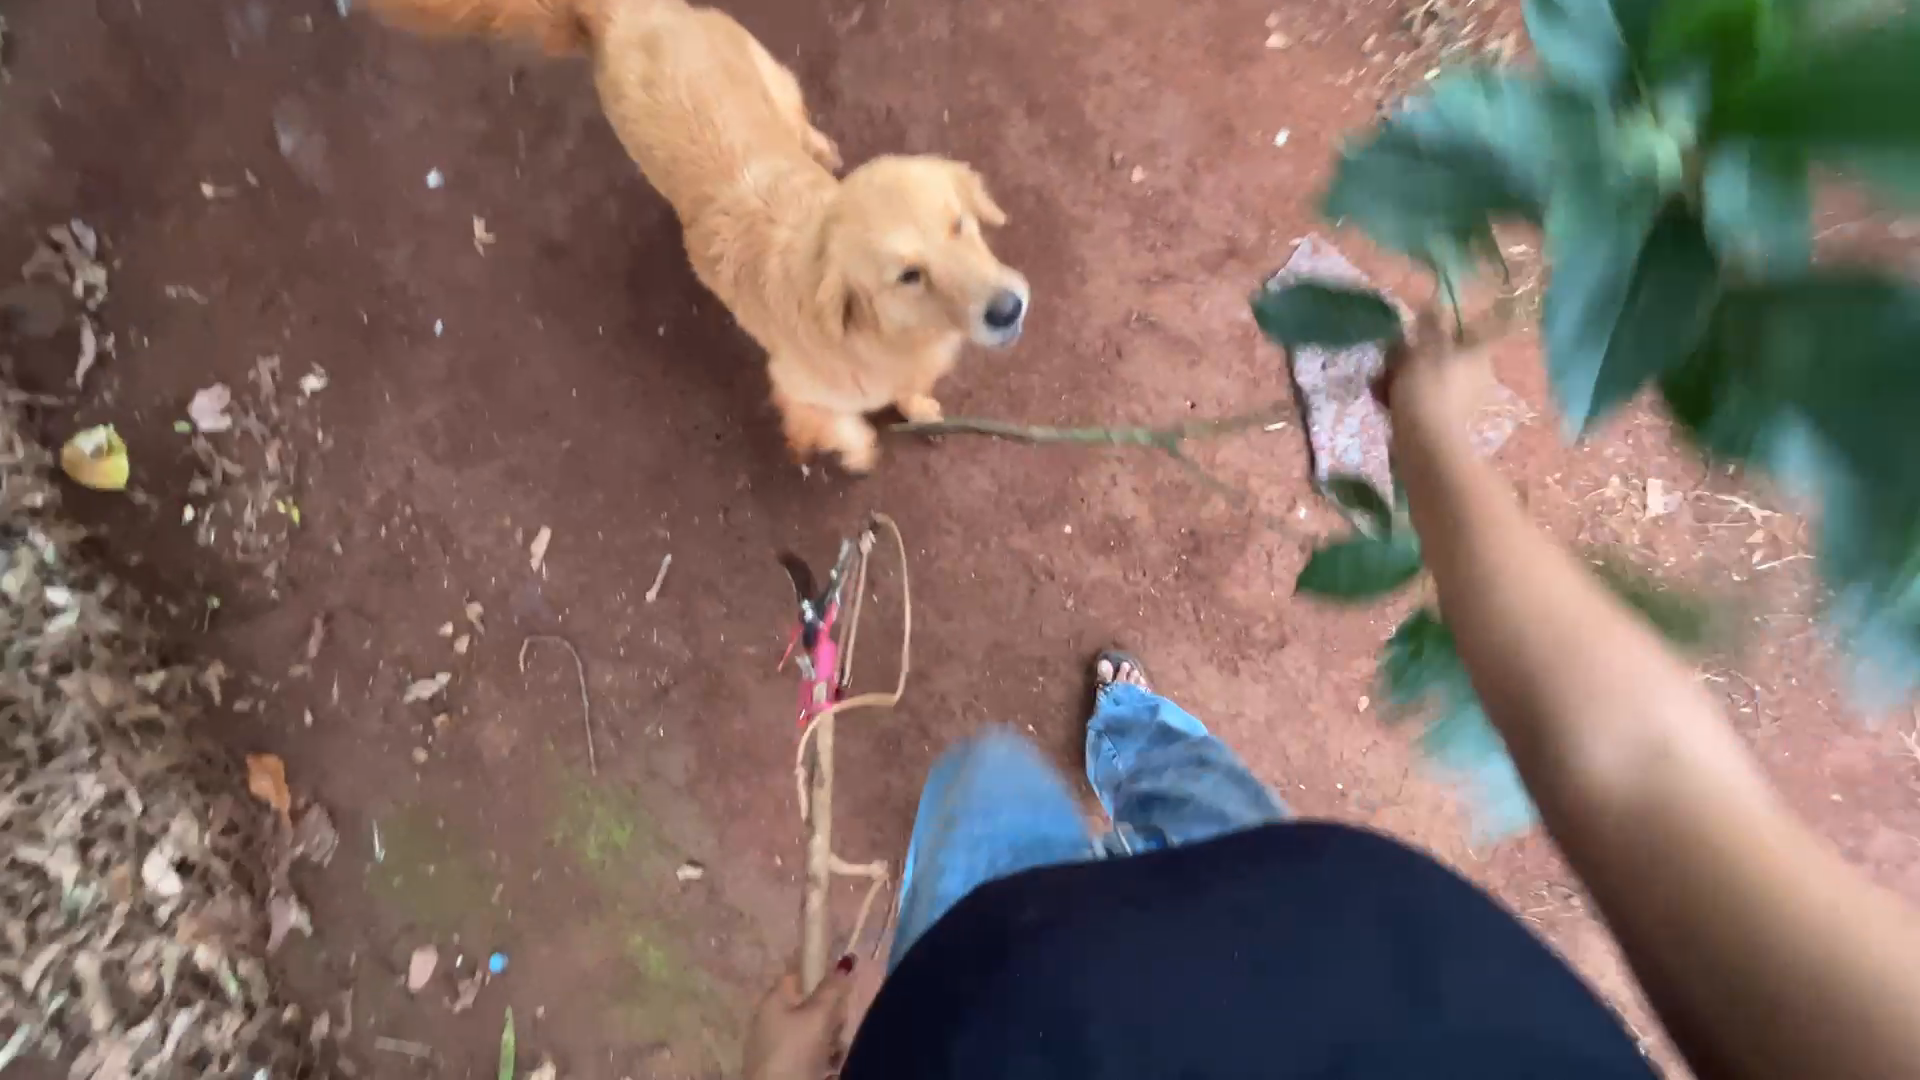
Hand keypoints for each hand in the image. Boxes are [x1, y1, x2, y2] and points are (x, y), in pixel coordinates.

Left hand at [743, 960, 857, 1079]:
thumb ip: (833, 988)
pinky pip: (808, 1049)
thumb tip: (845, 961)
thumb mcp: (818, 1016)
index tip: (842, 984)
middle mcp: (771, 1018)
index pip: (800, 971)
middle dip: (830, 1010)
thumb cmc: (795, 1052)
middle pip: (810, 1001)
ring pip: (812, 1027)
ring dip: (829, 1034)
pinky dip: (821, 1053)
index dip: (822, 971)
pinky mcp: (781, 1067)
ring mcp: (775, 1044)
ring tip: (835, 1048)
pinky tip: (829, 1063)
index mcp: (774, 999)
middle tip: (839, 1022)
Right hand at [1374, 309, 1496, 435]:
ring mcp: (1460, 396)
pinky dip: (1402, 396)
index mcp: (1477, 351)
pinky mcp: (1442, 417)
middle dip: (1412, 353)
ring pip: (1427, 375)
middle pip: (1441, 352)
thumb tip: (1436, 299)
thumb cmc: (1427, 390)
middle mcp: (1475, 371)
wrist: (1426, 442)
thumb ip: (1430, 323)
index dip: (1445, 325)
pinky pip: (1420, 397)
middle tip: (1390, 359)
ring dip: (1401, 376)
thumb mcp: (1425, 348)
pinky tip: (1384, 400)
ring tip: (1380, 383)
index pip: (1469, 327)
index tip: (1419, 329)